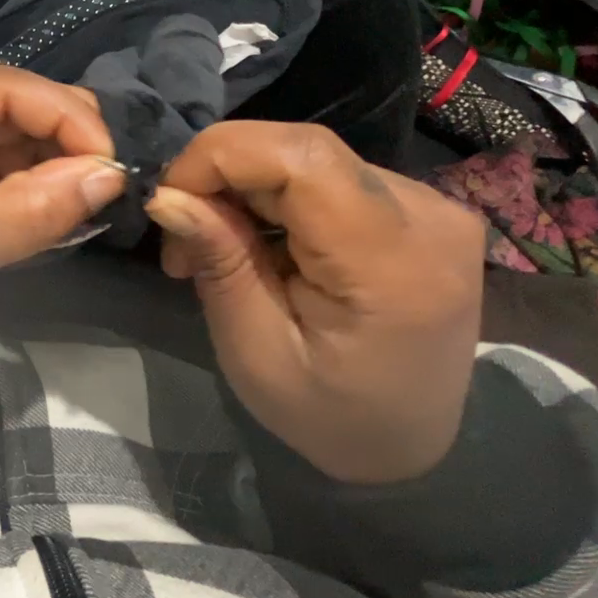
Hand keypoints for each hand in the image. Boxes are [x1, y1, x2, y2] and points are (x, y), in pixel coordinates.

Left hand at [0, 67, 129, 368]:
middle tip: (111, 178)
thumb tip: (112, 175)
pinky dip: (42, 184)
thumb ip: (32, 206)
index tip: (110, 159)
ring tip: (95, 195)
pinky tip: (69, 205)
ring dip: (58, 161)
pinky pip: (9, 168)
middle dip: (63, 136)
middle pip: (12, 104)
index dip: (61, 114)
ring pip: (16, 135)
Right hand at [146, 122, 484, 484]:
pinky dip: (272, 195)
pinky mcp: (419, 207)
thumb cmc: (327, 414)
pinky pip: (325, 173)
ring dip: (242, 186)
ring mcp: (432, 206)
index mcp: (393, 263)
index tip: (169, 201)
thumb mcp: (255, 350)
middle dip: (220, 174)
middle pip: (300, 149)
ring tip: (214, 244)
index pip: (300, 156)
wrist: (411, 449)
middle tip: (183, 233)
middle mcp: (428, 216)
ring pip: (306, 155)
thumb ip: (219, 263)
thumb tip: (165, 195)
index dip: (218, 156)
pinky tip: (259, 241)